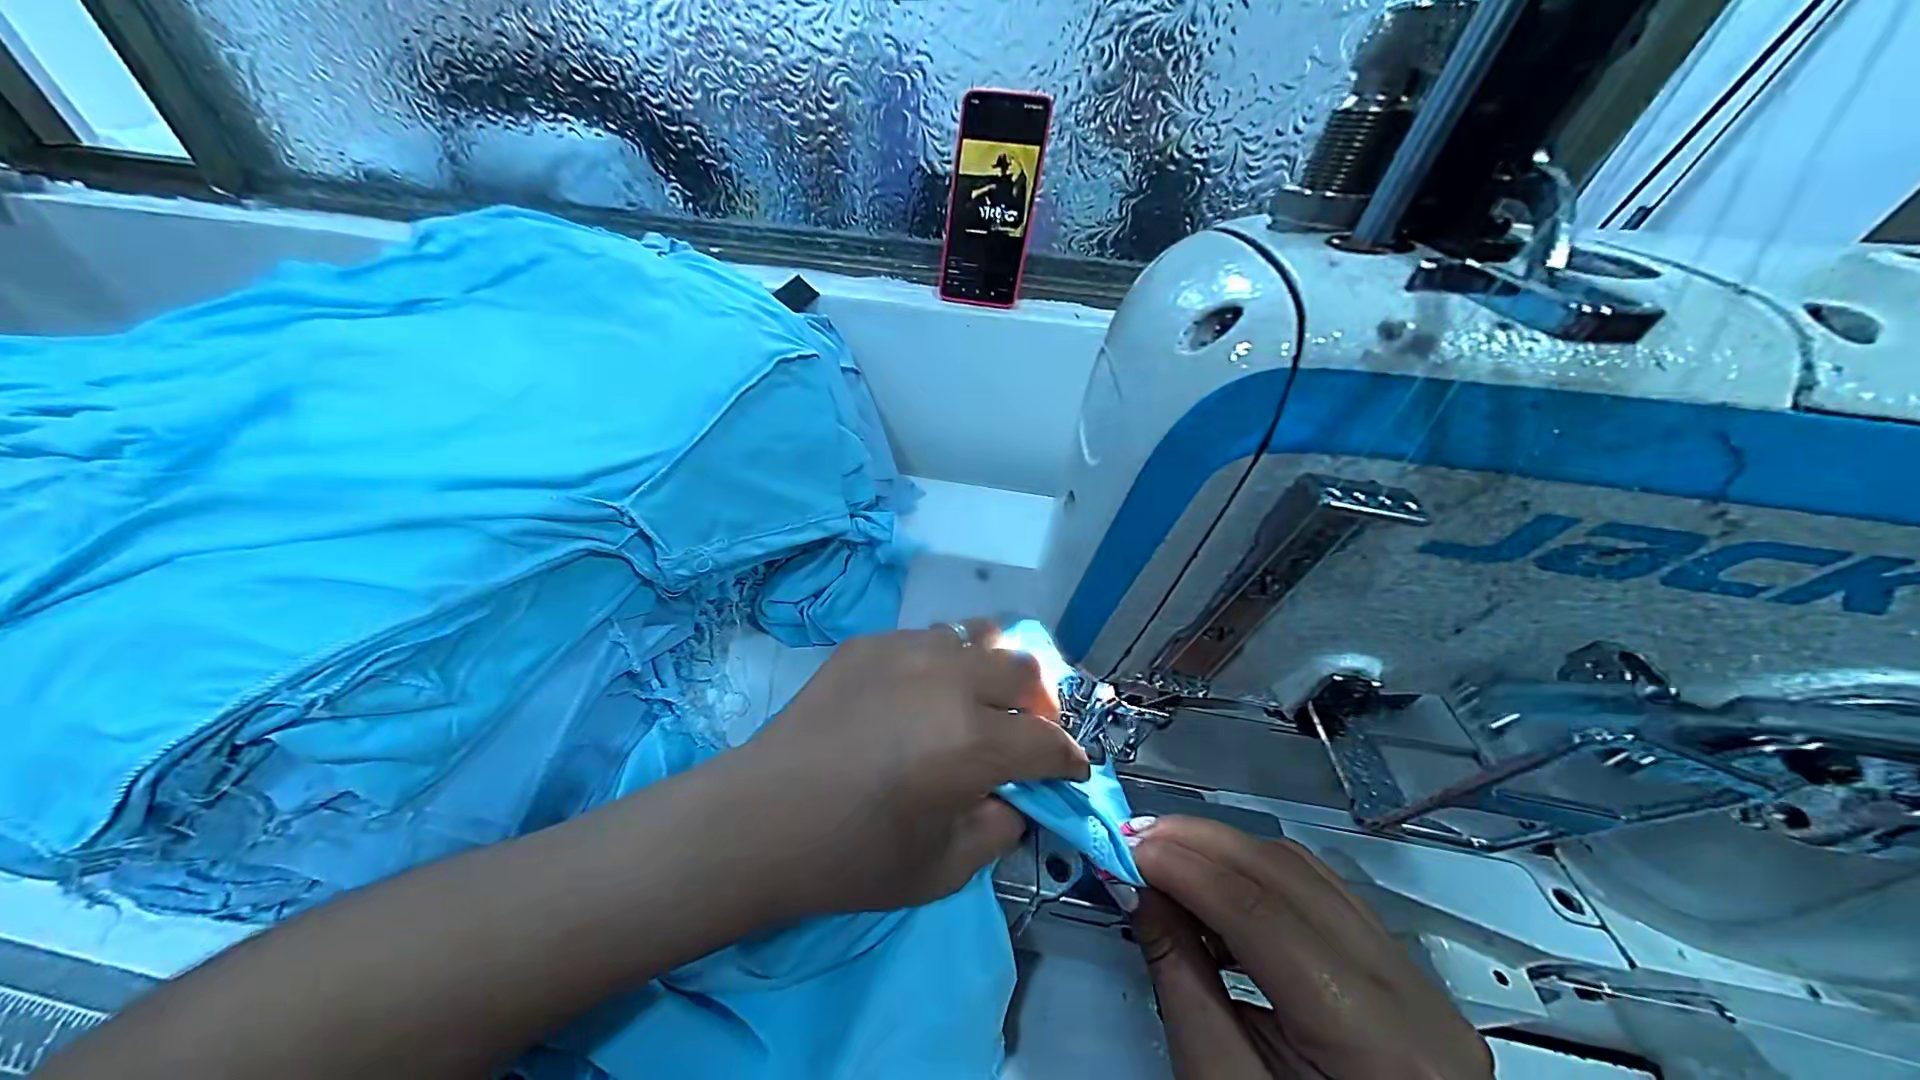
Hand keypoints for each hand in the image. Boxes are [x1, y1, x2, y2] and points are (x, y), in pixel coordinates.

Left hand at [723, 619, 1089, 915]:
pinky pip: (930, 637)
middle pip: (1026, 670)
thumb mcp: (943, 870)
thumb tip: (1017, 797)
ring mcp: (906, 652)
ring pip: (980, 635)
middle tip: (1026, 732)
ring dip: (994, 669)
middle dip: (1040, 705)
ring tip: (979, 698)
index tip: (1068, 772)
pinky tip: (922, 692)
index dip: (1068, 762)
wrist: (761, 818)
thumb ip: (1000, 829)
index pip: (1049, 743)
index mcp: (972, 744)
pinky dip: (945, 662)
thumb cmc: (851, 857)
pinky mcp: (871, 642)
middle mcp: (948, 682)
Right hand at [1128, 817, 1491, 1079]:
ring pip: (1305, 872)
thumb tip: (1138, 889)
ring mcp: (1415, 980)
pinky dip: (1254, 875)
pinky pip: (1318, 892)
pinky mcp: (1398, 970)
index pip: (1267, 916)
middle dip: (1201, 844)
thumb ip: (1179, 977)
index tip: (1129, 847)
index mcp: (1383, 1046)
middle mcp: (1417, 999)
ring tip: (1163, 852)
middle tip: (1137, 835)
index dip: (1188, 870)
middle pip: (1290, 877)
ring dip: (1224, 852)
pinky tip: (1208, 881)